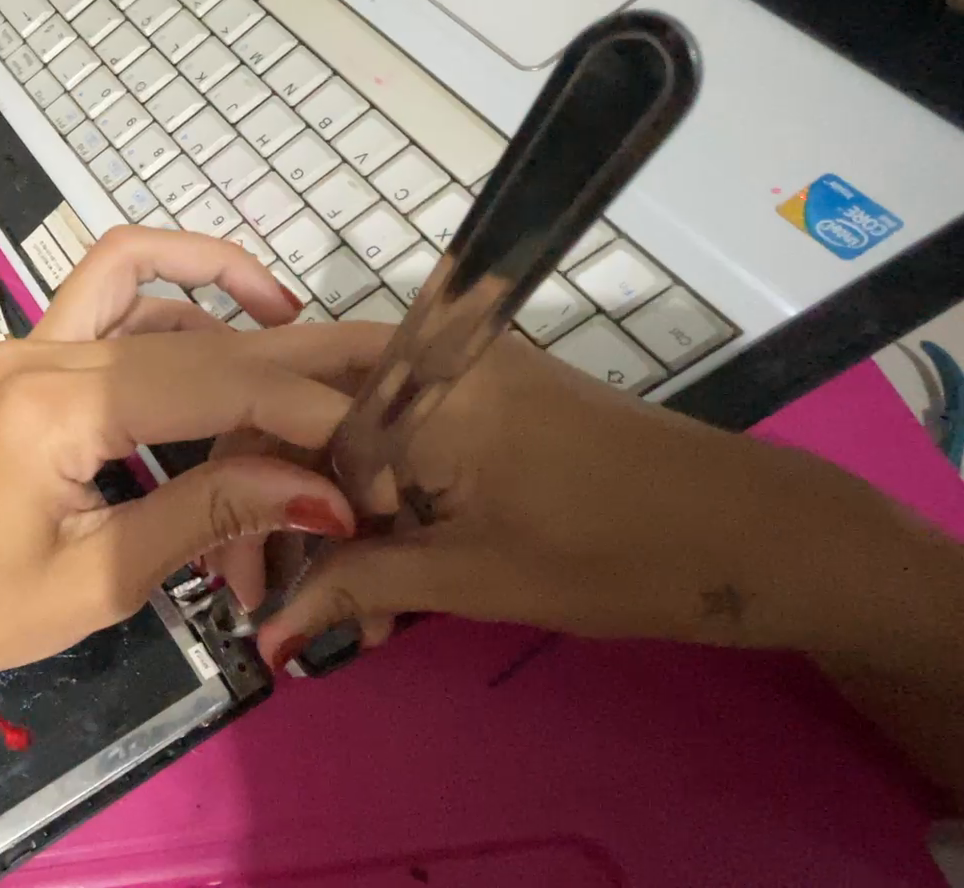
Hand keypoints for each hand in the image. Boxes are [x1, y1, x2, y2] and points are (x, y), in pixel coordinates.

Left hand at [0, 226, 356, 690]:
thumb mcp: (103, 578)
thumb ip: (209, 515)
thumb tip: (321, 488)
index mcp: (51, 410)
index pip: (203, 378)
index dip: (295, 398)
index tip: (367, 430)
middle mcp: (35, 353)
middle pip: (180, 323)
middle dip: (279, 341)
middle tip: (362, 353)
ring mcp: (22, 349)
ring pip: (131, 274)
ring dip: (216, 294)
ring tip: (289, 340)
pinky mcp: (22, 364)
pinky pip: (104, 310)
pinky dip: (168, 315)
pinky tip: (214, 353)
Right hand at [227, 325, 963, 675]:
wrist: (763, 533)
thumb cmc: (618, 554)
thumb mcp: (470, 576)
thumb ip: (353, 586)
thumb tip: (264, 640)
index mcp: (415, 385)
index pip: (277, 423)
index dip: (241, 500)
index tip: (232, 577)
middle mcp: (416, 354)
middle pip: (296, 417)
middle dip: (271, 504)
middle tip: (260, 586)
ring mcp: (440, 367)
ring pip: (332, 428)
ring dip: (319, 507)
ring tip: (324, 596)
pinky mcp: (462, 391)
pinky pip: (379, 431)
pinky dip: (364, 494)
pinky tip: (370, 564)